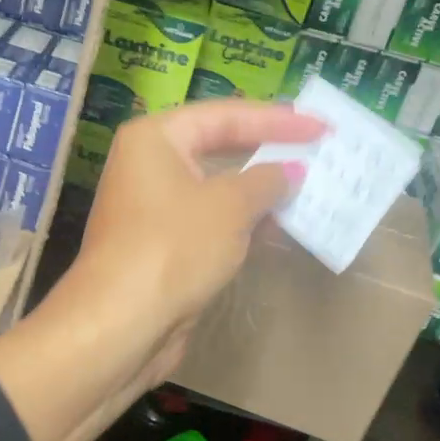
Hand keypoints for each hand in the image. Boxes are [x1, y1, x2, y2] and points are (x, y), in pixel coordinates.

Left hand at [70, 100, 318, 343]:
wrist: (120, 324)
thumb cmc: (173, 247)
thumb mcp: (230, 207)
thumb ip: (266, 181)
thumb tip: (290, 172)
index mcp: (155, 138)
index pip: (224, 116)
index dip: (275, 119)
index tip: (319, 125)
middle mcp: (149, 164)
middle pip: (218, 146)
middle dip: (267, 150)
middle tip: (314, 148)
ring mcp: (153, 206)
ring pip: (216, 187)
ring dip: (258, 189)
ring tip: (307, 185)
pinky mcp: (162, 244)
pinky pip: (210, 220)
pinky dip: (243, 221)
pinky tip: (279, 227)